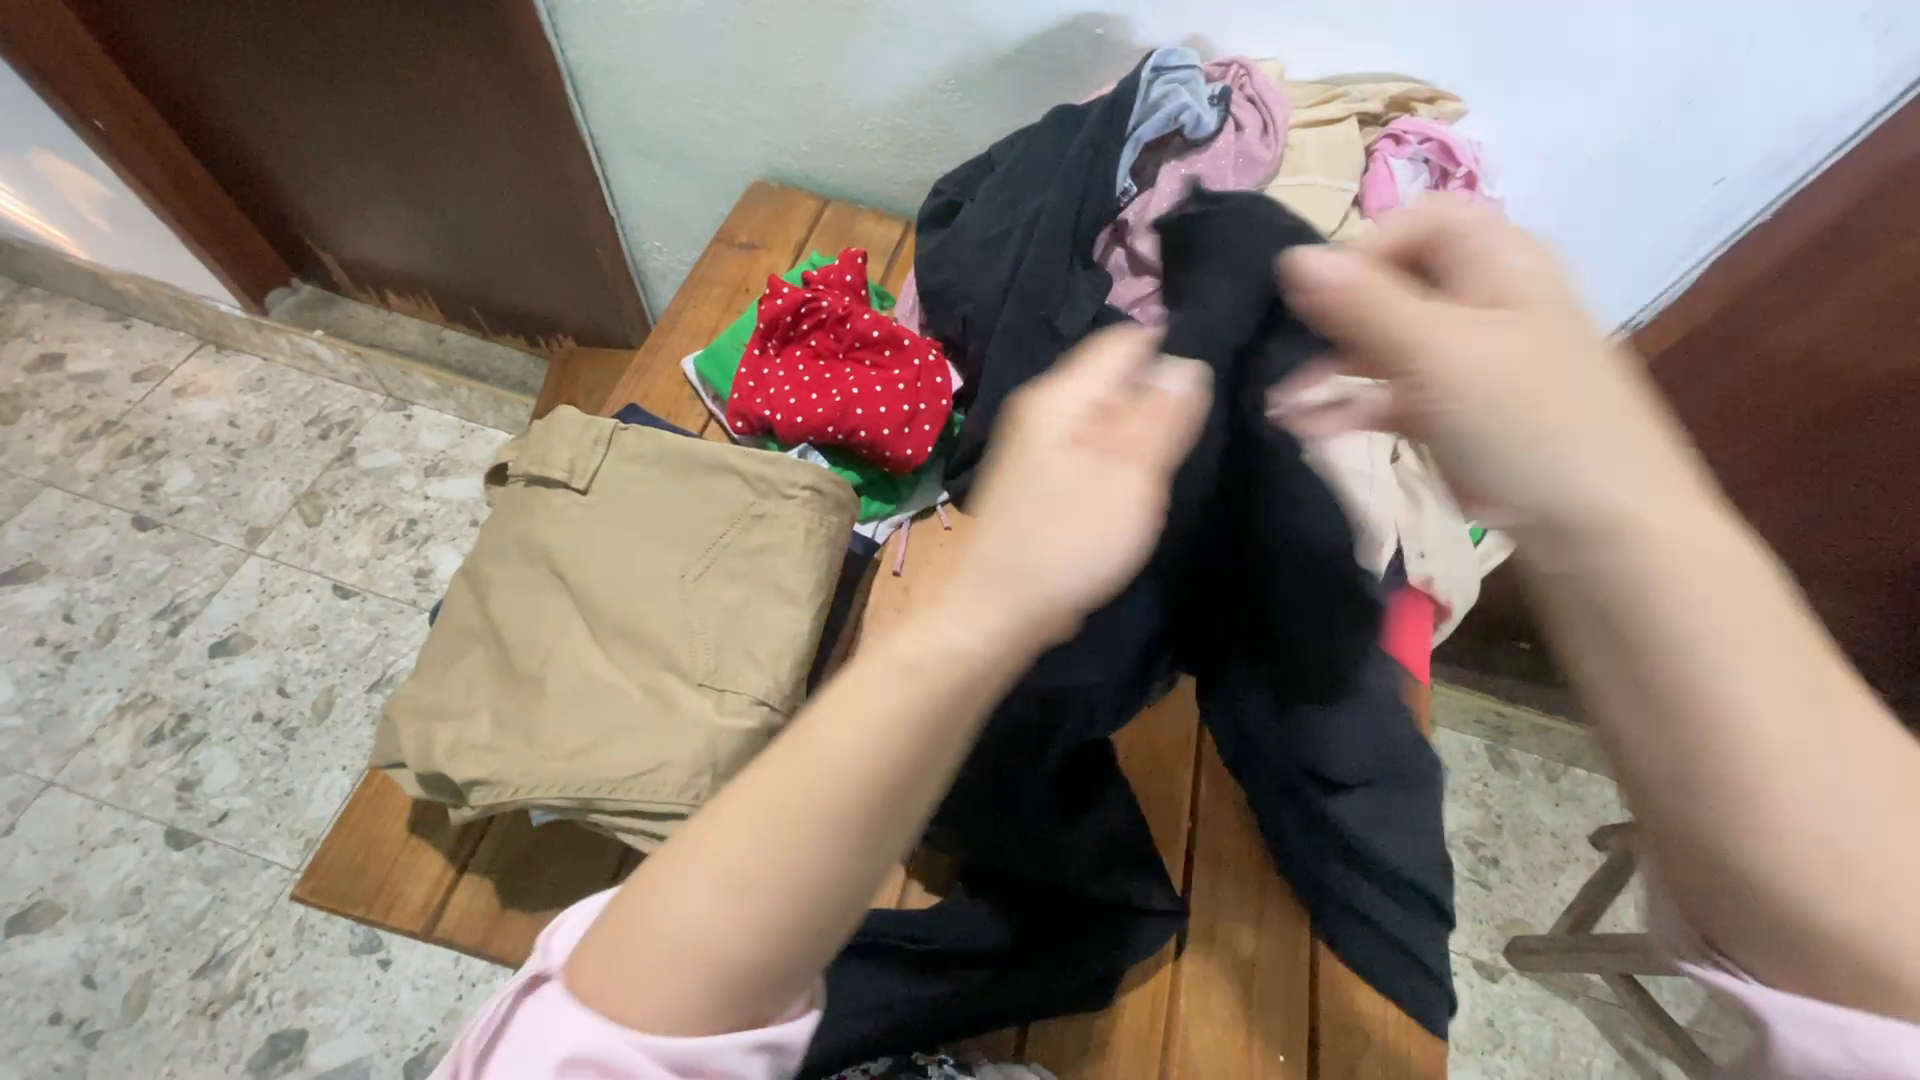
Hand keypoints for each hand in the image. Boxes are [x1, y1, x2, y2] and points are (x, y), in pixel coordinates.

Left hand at [952, 325, 1211, 649]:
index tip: (1208, 391)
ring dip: (1139, 433)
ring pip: (1106, 415)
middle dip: (1157, 398)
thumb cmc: (1069, 542)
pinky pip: (1090, 446)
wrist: (1001, 609)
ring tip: (1168, 463)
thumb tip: (1187, 360)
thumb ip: (1161, 414)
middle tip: (1193, 436)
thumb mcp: (1129, 475)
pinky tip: (1133, 487)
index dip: (1172, 353)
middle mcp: (1043, 406)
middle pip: (1116, 377)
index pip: (1127, 338)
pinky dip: (1116, 458)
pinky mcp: (1040, 474)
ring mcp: (1037, 442)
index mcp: (1060, 394)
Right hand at [1270, 196, 1717, 543]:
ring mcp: (1459, 357)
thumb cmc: (1523, 418)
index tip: (1316, 297)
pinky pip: (1382, 392)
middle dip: (1331, 318)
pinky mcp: (1442, 408)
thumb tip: (1290, 257)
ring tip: (1279, 402)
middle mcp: (1477, 300)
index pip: (1415, 223)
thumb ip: (1362, 304)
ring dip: (1327, 369)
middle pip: (1388, 284)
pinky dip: (1346, 406)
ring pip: (1377, 343)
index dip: (1362, 250)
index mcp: (1496, 263)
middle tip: (1284, 351)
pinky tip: (1305, 426)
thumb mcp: (1438, 352)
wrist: (1590, 520)